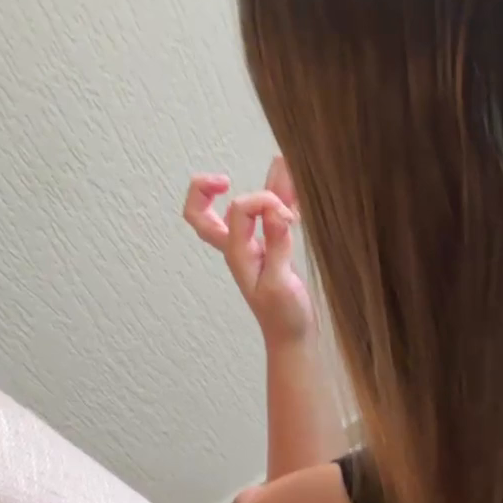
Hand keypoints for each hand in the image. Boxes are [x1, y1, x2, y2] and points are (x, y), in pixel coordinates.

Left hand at [183, 157, 312, 345]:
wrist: (294, 339)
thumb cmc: (284, 318)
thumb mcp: (280, 284)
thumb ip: (277, 246)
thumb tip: (275, 210)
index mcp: (237, 253)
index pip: (240, 209)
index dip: (263, 202)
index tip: (287, 216)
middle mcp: (240, 246)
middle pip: (204, 213)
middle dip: (206, 190)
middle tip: (223, 179)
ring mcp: (256, 248)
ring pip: (248, 210)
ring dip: (262, 187)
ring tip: (282, 164)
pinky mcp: (275, 252)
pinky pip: (272, 219)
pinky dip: (283, 202)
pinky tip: (298, 191)